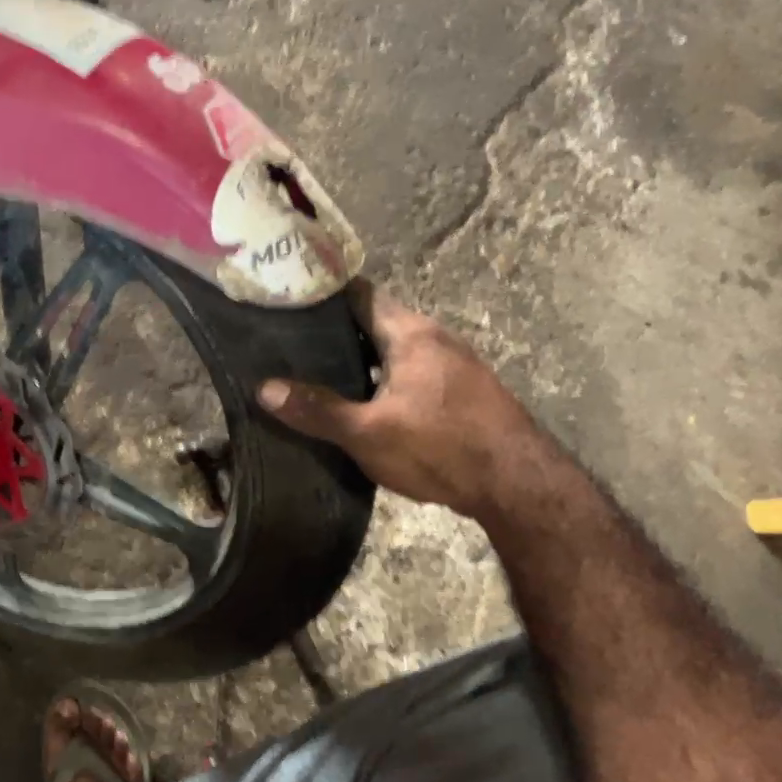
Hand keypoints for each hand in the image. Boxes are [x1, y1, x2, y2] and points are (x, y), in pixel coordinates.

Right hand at [257, 280, 547, 520]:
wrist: (518, 485)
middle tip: (286, 344)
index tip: (285, 302)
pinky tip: (356, 401)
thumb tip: (263, 389)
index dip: (322, 296)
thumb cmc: (440, 448)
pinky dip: (378, 377)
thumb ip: (316, 410)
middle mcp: (434, 339)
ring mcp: (451, 366)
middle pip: (374, 321)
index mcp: (411, 335)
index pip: (361, 295)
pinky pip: (407, 371)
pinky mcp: (458, 392)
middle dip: (332, 330)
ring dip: (356, 357)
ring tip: (311, 373)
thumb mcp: (367, 433)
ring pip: (391, 349)